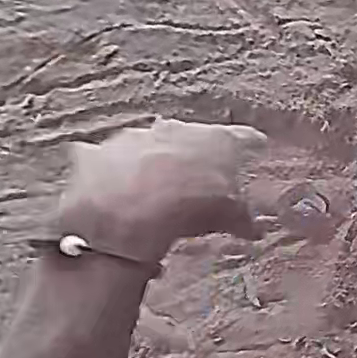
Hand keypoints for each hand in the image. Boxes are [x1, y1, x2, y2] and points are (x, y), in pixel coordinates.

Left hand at [55, 118, 267, 262]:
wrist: (123, 212)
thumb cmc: (190, 207)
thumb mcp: (229, 217)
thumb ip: (243, 218)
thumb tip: (254, 229)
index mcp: (218, 138)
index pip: (245, 138)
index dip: (252, 146)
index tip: (257, 150)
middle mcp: (179, 128)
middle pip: (197, 139)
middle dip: (201, 156)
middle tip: (205, 179)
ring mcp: (136, 137)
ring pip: (155, 145)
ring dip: (160, 162)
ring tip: (163, 190)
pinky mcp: (99, 151)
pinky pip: (114, 161)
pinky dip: (119, 173)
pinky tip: (122, 193)